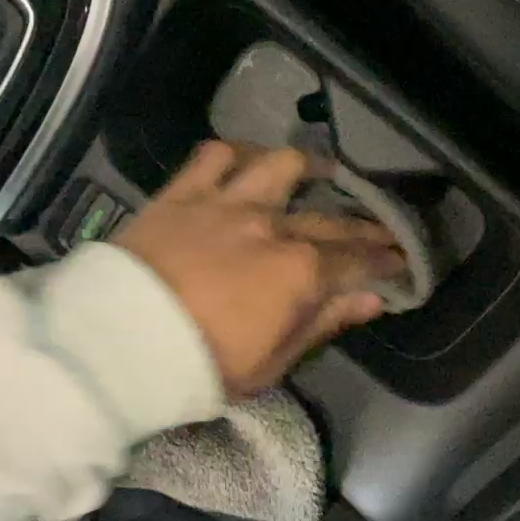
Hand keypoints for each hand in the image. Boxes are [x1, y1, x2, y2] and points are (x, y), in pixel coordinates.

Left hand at [114, 141, 405, 397]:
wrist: (118, 343)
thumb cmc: (200, 366)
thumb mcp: (270, 362)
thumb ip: (323, 324)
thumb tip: (371, 300)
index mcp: (298, 273)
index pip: (357, 259)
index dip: (384, 260)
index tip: (401, 261)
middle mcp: (271, 226)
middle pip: (329, 218)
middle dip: (364, 226)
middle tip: (381, 231)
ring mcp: (226, 203)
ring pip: (279, 166)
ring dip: (306, 167)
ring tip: (321, 171)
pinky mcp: (182, 193)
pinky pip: (215, 155)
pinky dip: (237, 154)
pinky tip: (248, 159)